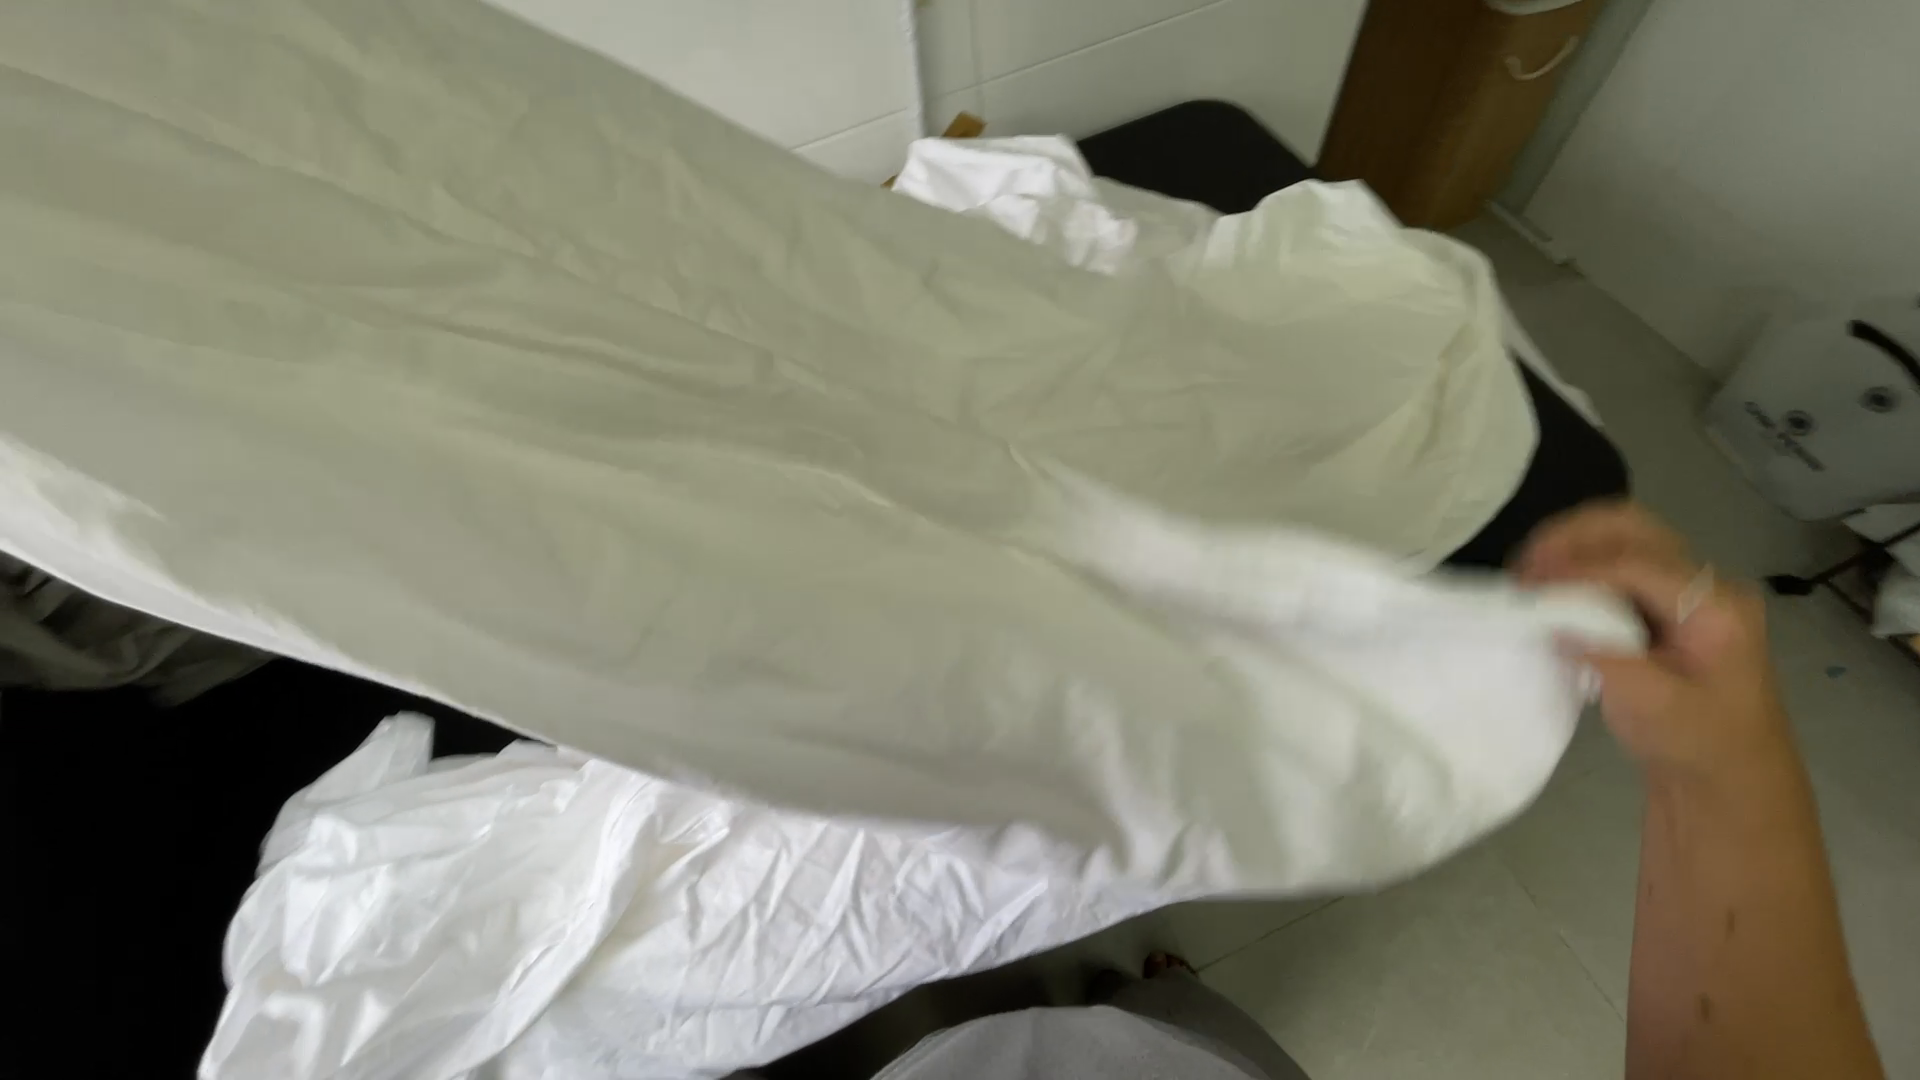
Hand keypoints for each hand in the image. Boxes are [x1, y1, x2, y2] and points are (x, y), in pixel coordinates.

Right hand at [1513, 501, 1795, 779]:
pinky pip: (1608, 562)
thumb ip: (1603, 653)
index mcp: (1715, 607)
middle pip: (1630, 527)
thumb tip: (1547, 618)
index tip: (1525, 587)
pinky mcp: (1653, 603)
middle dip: (1570, 537)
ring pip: (1616, 536)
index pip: (1635, 564)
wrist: (1724, 776)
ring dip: (1566, 546)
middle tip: (1526, 567)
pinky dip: (1570, 564)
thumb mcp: (1652, 703)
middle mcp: (1701, 585)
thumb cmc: (1695, 742)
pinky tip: (1542, 587)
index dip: (1576, 570)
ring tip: (1526, 574)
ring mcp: (1678, 591)